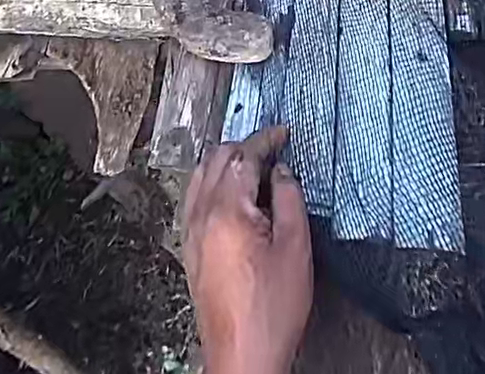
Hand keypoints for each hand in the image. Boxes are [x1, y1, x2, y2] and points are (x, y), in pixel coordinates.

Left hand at [183, 126, 312, 373]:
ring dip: (227, 161)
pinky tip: (232, 193)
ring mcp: (191, 230)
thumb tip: (281, 171)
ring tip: (254, 167)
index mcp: (227, 209)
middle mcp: (202, 213)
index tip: (282, 133)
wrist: (242, 360)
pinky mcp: (189, 247)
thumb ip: (290, 198)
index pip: (244, 156)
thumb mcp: (296, 249)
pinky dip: (213, 180)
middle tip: (273, 151)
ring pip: (202, 172)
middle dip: (246, 146)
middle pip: (218, 157)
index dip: (266, 139)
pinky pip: (195, 195)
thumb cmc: (272, 308)